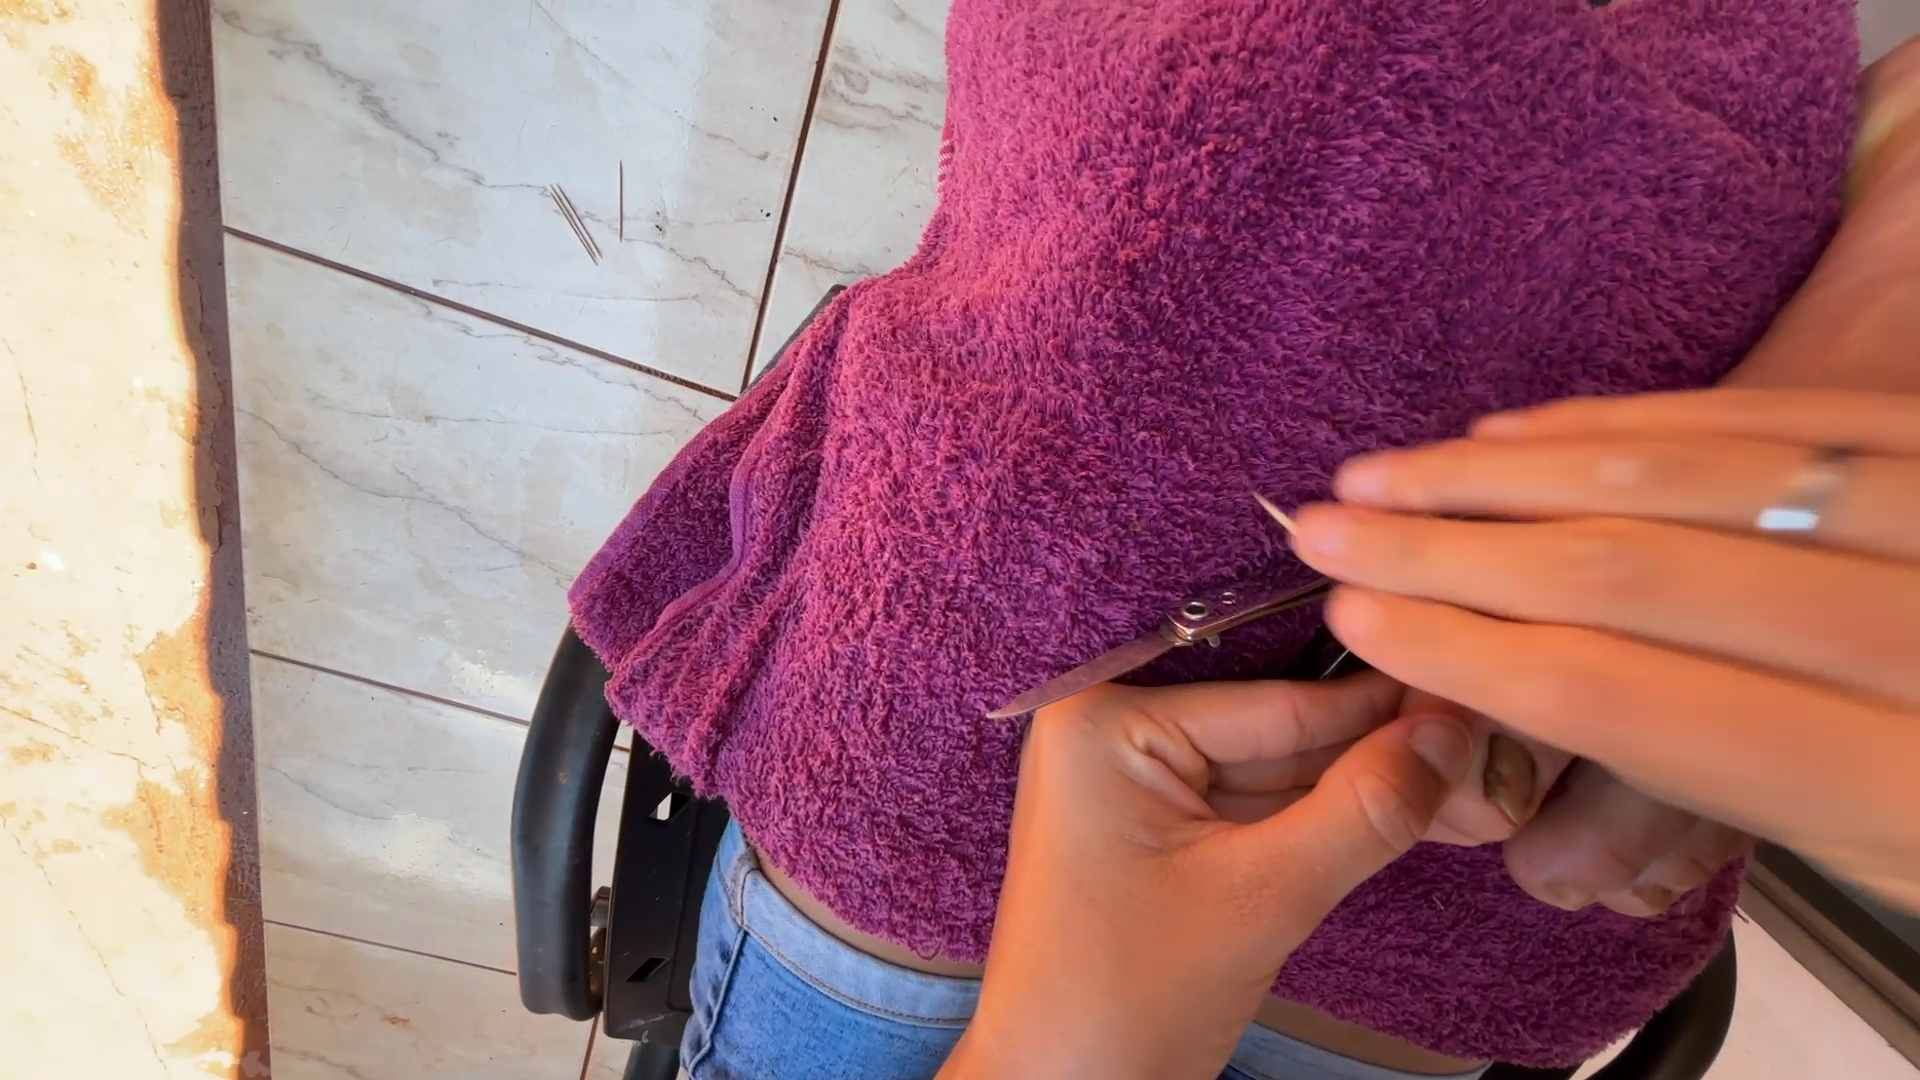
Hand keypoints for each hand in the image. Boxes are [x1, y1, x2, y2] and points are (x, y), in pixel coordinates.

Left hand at [941, 676, 1478, 1079]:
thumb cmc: (1128, 996)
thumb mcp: (1258, 897)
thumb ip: (1359, 811)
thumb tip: (1446, 735)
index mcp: (1106, 721)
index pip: (1268, 705)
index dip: (1377, 706)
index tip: (1464, 695)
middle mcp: (1107, 728)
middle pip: (1267, 736)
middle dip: (1373, 754)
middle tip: (1483, 747)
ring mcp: (1122, 773)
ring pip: (1260, 772)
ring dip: (1352, 788)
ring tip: (1464, 781)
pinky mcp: (1141, 817)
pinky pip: (1236, 804)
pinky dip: (1308, 817)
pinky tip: (1392, 811)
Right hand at [1440, 41, 1919, 917]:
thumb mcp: (1875, 863)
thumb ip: (1693, 816)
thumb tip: (1531, 848)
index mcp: (1912, 782)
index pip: (1611, 695)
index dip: (1455, 651)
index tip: (1353, 619)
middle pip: (1615, 573)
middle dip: (1433, 552)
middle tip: (1324, 534)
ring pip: (1667, 477)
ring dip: (1487, 474)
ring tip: (1373, 476)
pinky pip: (1750, 416)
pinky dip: (1607, 421)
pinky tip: (1501, 429)